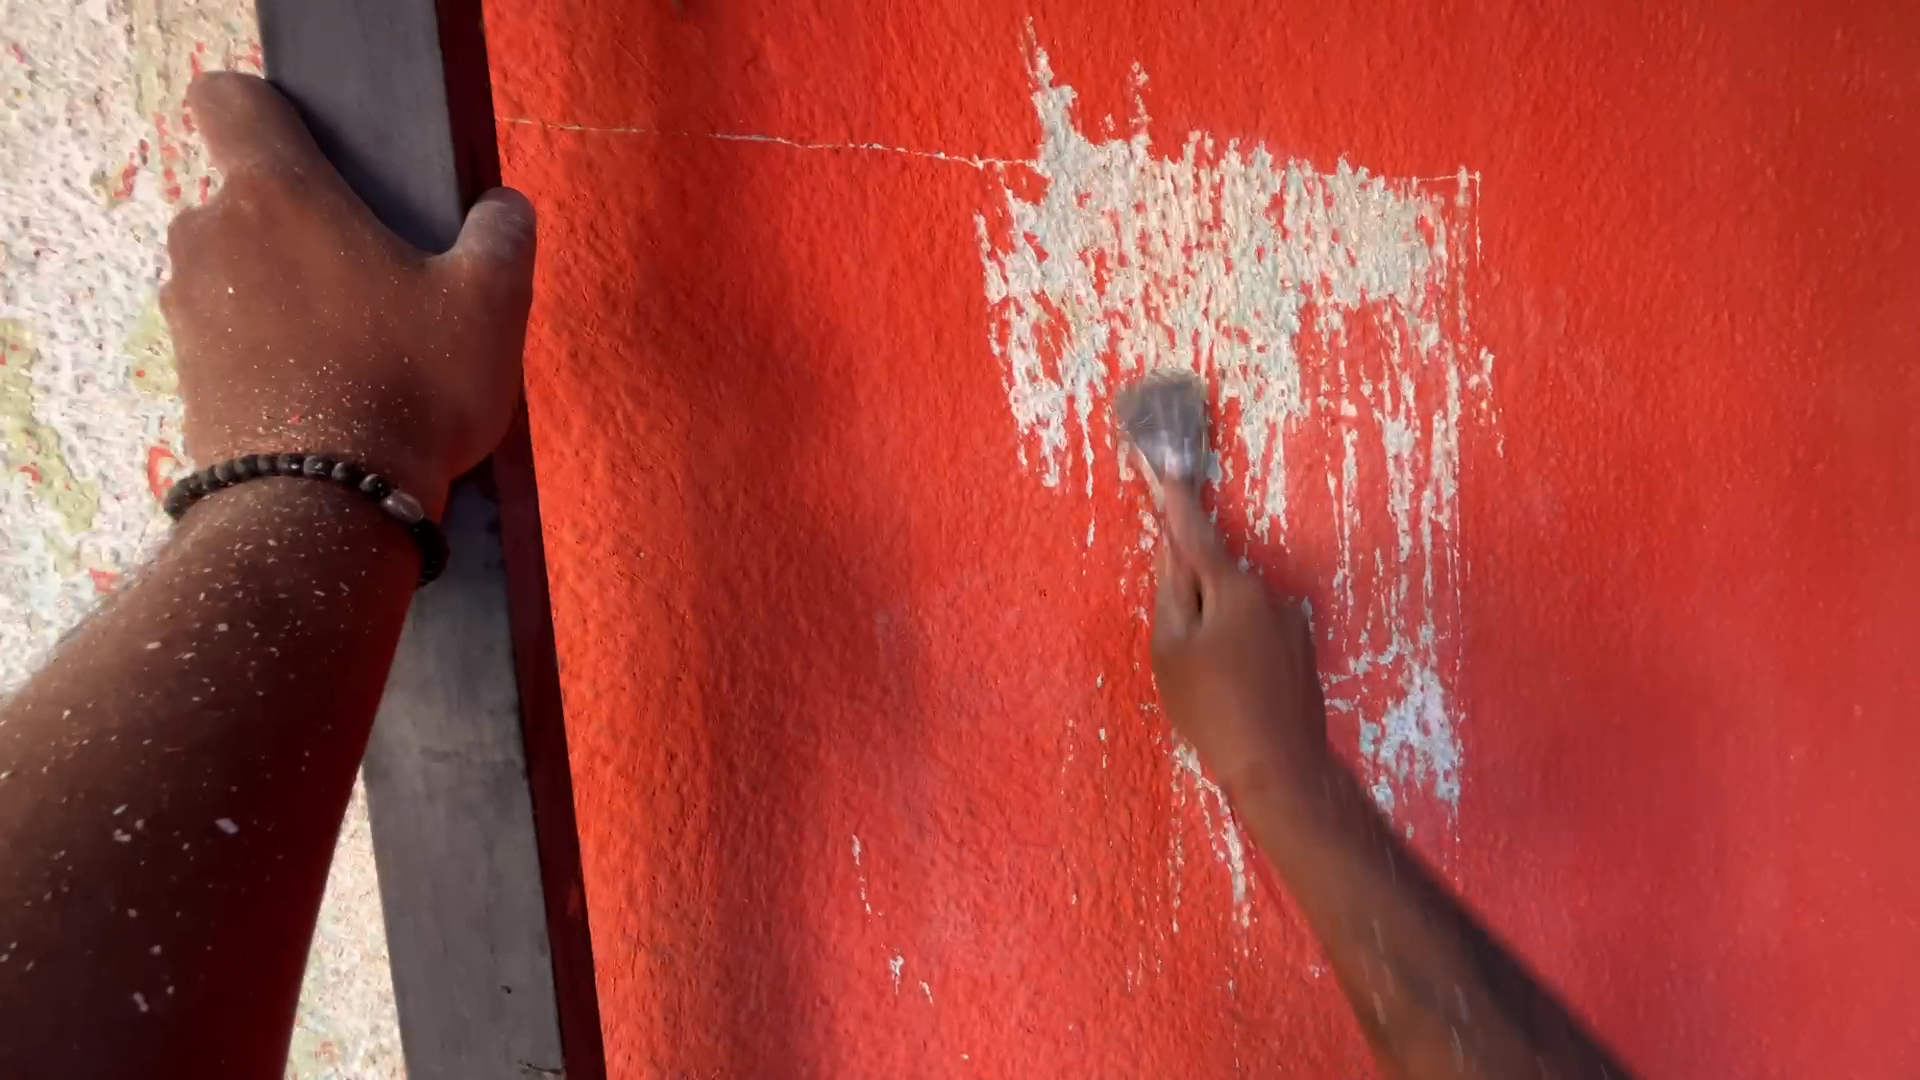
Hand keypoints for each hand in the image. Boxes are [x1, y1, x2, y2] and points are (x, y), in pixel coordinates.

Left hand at [159, 72, 536, 517]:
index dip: (277, 116)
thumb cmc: (417, 382)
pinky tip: (330, 391)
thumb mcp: (493, 306)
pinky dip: (274, 346)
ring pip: (242, 270)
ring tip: (361, 352)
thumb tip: (507, 205)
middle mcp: (212, 234)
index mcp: (283, 197)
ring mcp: (187, 304)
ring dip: (292, 292)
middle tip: (383, 290)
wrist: (334, 498)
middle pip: (251, 200)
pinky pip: (233, 332)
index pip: (233, 100)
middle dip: (311, 230)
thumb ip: (504, 239)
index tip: (330, 163)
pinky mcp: (186, 369)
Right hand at [1151, 481, 1330, 793]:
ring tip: (1204, 677)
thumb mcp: (1172, 648)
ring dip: (1214, 622)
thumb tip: (1172, 549)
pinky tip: (1230, 684)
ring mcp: (1291, 623)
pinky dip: (1235, 641)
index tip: (1168, 469)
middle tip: (1176, 641)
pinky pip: (1255, 629)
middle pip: (1215, 575)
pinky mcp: (1301, 650)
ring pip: (1235, 606)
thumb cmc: (1211, 705)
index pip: (1196, 534)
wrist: (1280, 766)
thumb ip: (1171, 592)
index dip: (1177, 504)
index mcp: (1233, 587)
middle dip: (1191, 589)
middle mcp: (1269, 594)